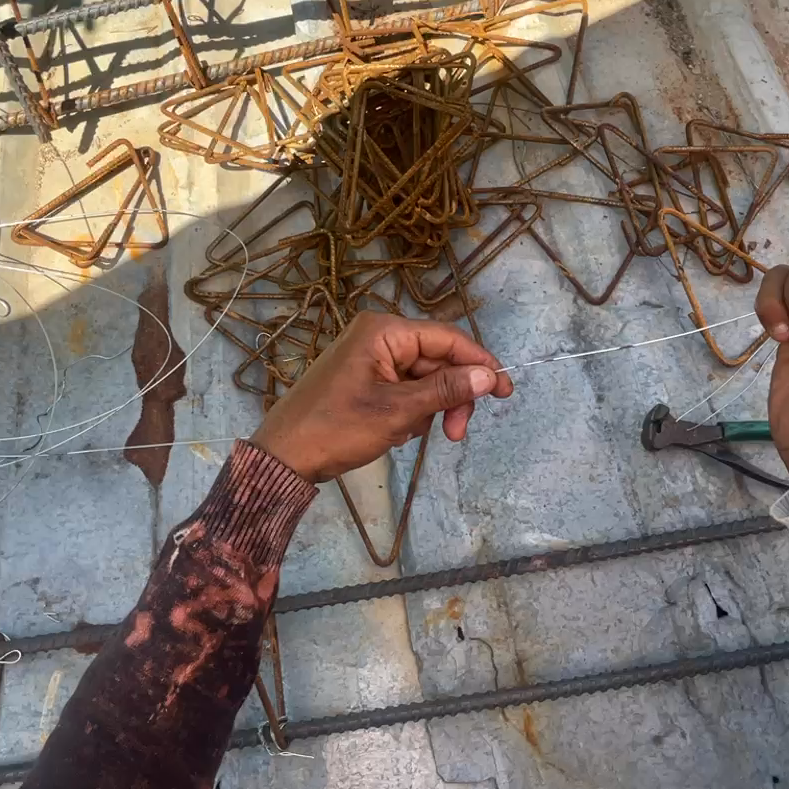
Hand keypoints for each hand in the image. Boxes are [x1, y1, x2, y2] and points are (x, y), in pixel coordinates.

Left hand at [251, 311, 514, 482]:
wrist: (284, 456)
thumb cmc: (337, 428)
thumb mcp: (397, 412)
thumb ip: (445, 390)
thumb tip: (490, 376)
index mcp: (384, 331)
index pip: (447, 338)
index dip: (479, 363)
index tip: (505, 392)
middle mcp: (379, 336)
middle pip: (438, 359)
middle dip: (452, 395)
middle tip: (458, 434)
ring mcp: (370, 358)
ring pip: (423, 378)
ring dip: (430, 408)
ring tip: (411, 435)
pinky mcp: (365, 380)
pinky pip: (404, 389)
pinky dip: (410, 411)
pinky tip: (396, 433)